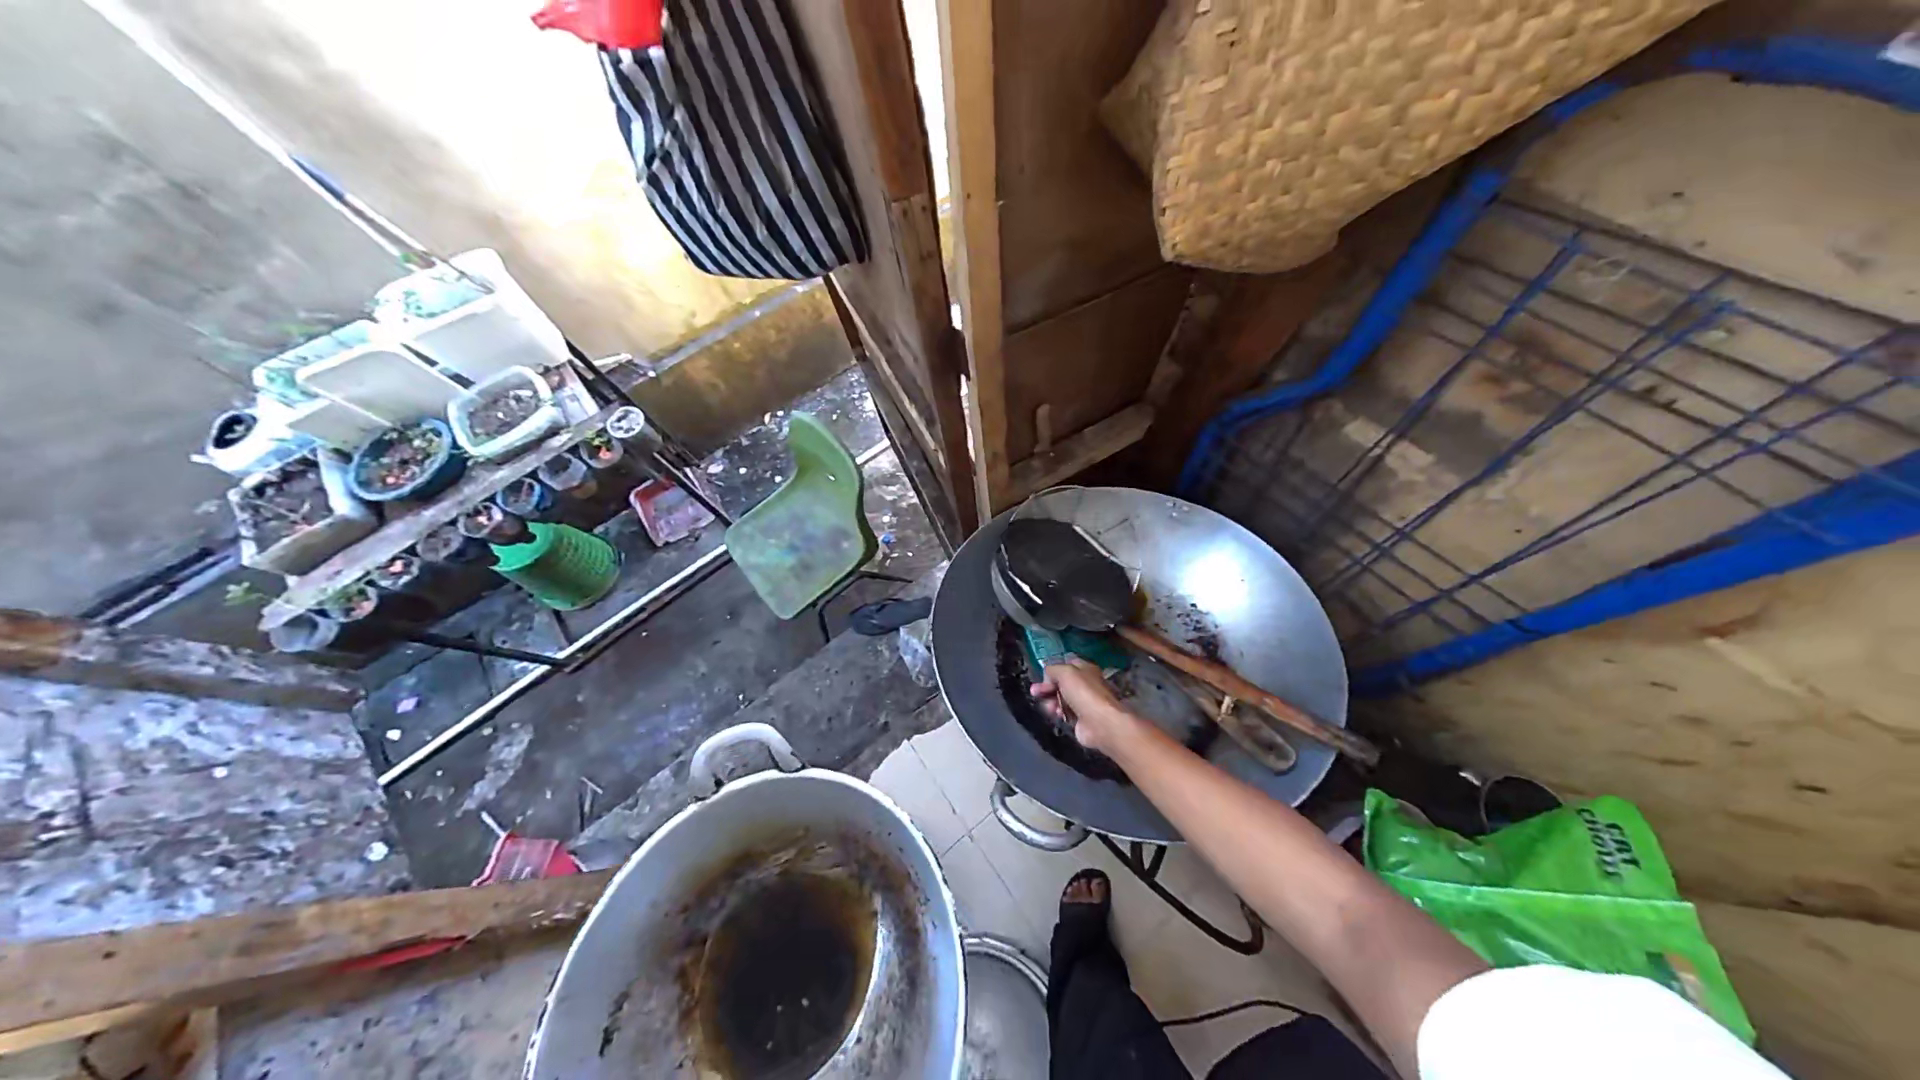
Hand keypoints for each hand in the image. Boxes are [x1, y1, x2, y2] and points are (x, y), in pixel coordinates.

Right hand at [1029, 658, 1141, 753]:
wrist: (1099, 723)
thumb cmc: (1083, 692)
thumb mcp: (1064, 672)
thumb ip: (1052, 670)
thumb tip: (1047, 677)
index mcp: (1085, 669)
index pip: (1065, 665)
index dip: (1052, 670)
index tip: (1041, 677)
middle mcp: (1085, 684)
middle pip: (1061, 683)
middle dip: (1047, 687)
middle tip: (1035, 692)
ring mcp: (1083, 702)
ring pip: (1061, 698)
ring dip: (1050, 701)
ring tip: (1048, 706)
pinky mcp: (1080, 718)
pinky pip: (1064, 712)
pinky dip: (1058, 712)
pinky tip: (1056, 714)